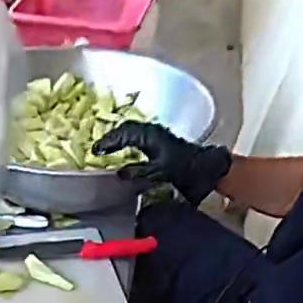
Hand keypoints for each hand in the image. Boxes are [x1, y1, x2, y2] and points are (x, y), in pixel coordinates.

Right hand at [95, 121, 232, 205]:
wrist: (207, 169)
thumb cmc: (185, 170)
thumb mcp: (160, 172)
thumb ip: (139, 172)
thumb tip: (119, 172)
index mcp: (150, 136)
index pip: (124, 133)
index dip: (109, 141)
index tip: (96, 150)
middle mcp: (152, 133)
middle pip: (126, 129)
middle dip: (111, 138)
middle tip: (98, 149)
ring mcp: (157, 137)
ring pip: (132, 133)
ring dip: (119, 139)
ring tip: (106, 149)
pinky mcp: (160, 145)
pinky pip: (138, 139)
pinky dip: (127, 144)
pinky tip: (123, 153)